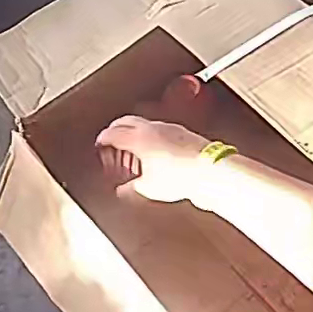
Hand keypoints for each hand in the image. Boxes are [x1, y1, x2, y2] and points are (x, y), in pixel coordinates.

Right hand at [95, 116, 217, 203]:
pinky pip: (160, 130)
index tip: (100, 144)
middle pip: (125, 121)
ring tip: (132, 149)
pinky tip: (154, 151)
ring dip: (133, 132)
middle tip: (110, 141)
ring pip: (143, 124)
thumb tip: (124, 190)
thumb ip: (131, 187)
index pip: (112, 133)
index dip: (102, 140)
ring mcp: (169, 128)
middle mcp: (152, 128)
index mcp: (138, 138)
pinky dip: (151, 137)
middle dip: (115, 129)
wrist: (212, 172)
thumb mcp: (148, 188)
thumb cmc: (182, 176)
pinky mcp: (183, 133)